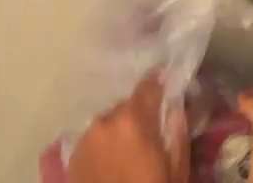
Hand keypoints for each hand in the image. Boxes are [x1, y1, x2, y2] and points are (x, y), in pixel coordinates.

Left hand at [66, 76, 188, 182]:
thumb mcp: (175, 175)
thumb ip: (178, 136)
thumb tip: (176, 108)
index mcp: (135, 121)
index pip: (148, 86)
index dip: (159, 82)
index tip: (168, 80)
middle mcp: (107, 120)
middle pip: (128, 106)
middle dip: (141, 115)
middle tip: (152, 133)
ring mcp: (87, 136)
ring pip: (110, 122)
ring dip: (122, 130)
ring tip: (130, 154)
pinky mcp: (74, 154)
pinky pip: (96, 138)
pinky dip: (106, 144)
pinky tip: (113, 164)